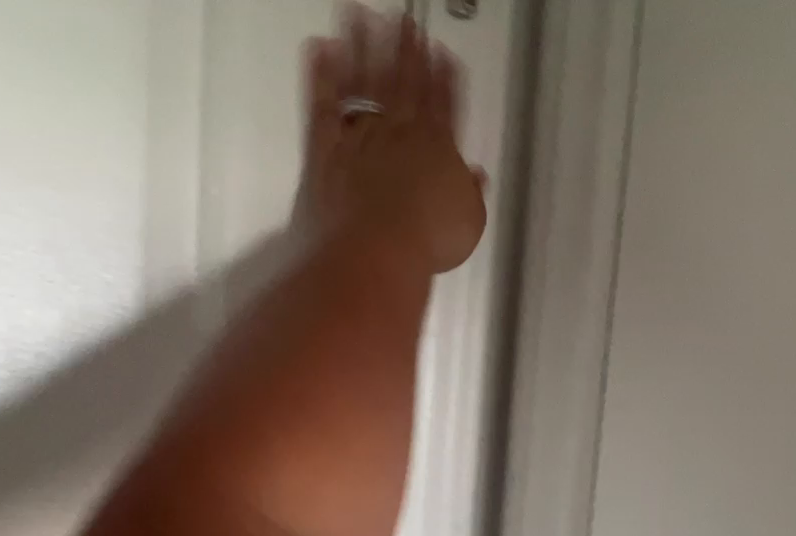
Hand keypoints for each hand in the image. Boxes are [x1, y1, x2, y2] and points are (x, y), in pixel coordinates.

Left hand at [295, 6, 488, 275]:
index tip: (442, 54)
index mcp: (438, 146)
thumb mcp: (467, 223)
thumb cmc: (422, 242)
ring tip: (361, 17)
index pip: (444, 102)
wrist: (377, 252)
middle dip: (406, 48)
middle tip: (405, 22)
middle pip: (406, 81)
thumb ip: (469, 194)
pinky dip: (322, 76)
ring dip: (364, 46)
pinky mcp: (326, 149)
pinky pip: (324, 103)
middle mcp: (400, 133)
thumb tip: (474, 182)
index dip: (444, 76)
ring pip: (365, 80)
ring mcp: (361, 136)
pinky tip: (320, 51)